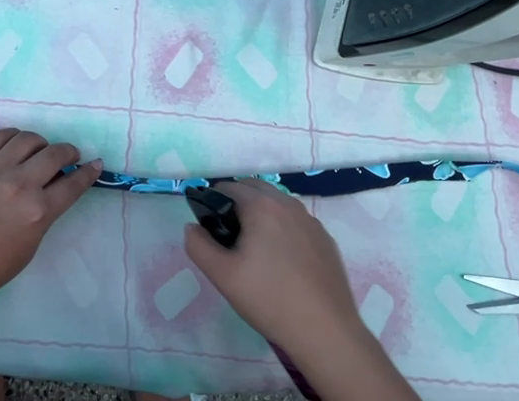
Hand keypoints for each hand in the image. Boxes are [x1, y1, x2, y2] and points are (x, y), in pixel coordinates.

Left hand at [0, 128, 101, 300]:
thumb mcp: (33, 241)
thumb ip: (47, 209)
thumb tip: (57, 183)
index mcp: (38, 211)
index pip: (72, 183)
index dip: (88, 172)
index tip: (95, 164)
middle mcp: (19, 185)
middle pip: (53, 154)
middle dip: (68, 151)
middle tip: (69, 154)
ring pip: (27, 139)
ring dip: (41, 142)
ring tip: (40, 150)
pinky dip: (13, 137)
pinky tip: (16, 145)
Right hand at [183, 179, 362, 350]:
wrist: (326, 332)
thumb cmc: (269, 299)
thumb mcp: (222, 276)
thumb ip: (198, 245)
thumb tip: (192, 227)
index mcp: (261, 206)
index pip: (228, 187)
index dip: (213, 202)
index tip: (209, 228)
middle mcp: (288, 204)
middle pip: (254, 189)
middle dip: (237, 203)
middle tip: (229, 237)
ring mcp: (311, 221)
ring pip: (278, 204)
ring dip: (261, 213)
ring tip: (255, 249)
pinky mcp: (326, 240)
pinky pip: (296, 222)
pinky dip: (284, 229)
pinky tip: (283, 262)